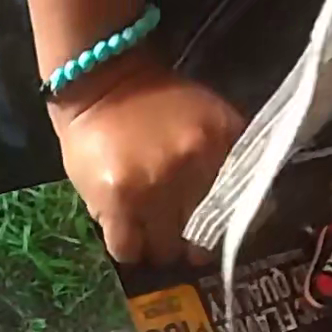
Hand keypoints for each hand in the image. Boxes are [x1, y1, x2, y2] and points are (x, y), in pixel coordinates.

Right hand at [51, 55, 243, 264]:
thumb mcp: (205, 123)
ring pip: (162, 250)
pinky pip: (127, 250)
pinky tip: (123, 232)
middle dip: (182, 240)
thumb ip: (222, 162)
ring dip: (152, 247)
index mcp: (220, 143)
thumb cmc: (153, 106)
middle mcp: (192, 165)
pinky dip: (126, 248)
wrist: (99, 82)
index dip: (215, 232)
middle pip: (195, 239)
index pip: (231, 214)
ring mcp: (153, 187)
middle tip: (168, 231)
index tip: (203, 236)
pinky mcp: (118, 203)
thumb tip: (228, 220)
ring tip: (143, 230)